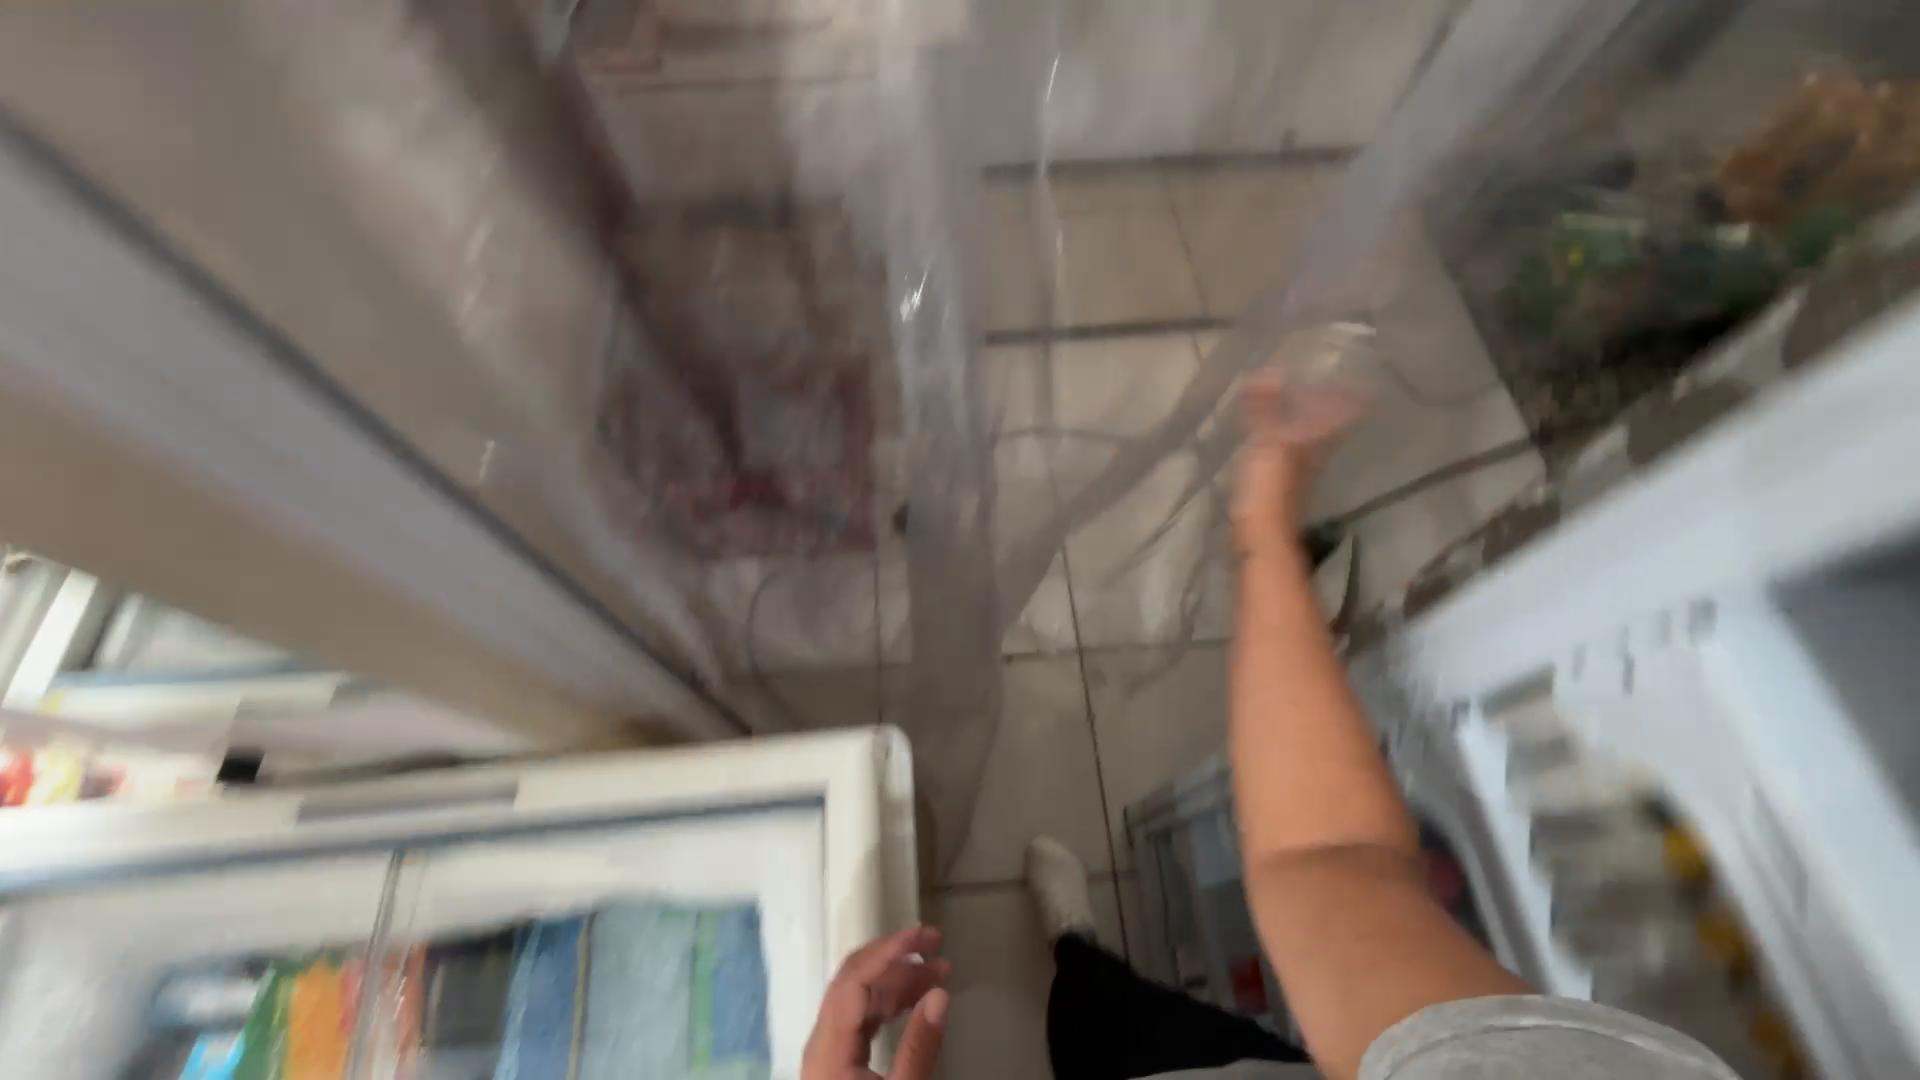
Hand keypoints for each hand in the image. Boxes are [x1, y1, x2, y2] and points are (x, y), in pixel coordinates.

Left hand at [803, 925, 950, 1079]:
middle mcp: (822, 1038)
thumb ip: (918, 1048)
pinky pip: (863, 1016)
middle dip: (896, 955)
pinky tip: (917, 998)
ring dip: (899, 978)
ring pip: (861, 996)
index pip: (855, 978)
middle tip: (936, 943)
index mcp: (828, 1045)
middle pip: (855, 979)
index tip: (921, 933)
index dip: (887, 949)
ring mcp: (828, 1048)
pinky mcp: (838, 1059)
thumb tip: (941, 995)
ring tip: (939, 972)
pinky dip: (891, 1001)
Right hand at [1232, 372, 1357, 554]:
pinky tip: (1275, 440)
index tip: (1364, 383)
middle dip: (1328, 409)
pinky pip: (1288, 455)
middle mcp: (1313, 456)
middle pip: (1327, 428)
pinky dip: (1285, 441)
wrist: (1262, 534)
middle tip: (1326, 388)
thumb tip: (1269, 372)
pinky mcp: (1279, 486)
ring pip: (1308, 441)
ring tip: (1296, 406)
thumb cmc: (1270, 488)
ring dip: (1305, 424)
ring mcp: (1297, 473)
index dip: (1350, 399)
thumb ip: (1267, 410)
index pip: (1340, 415)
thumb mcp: (1268, 443)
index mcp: (1315, 442)